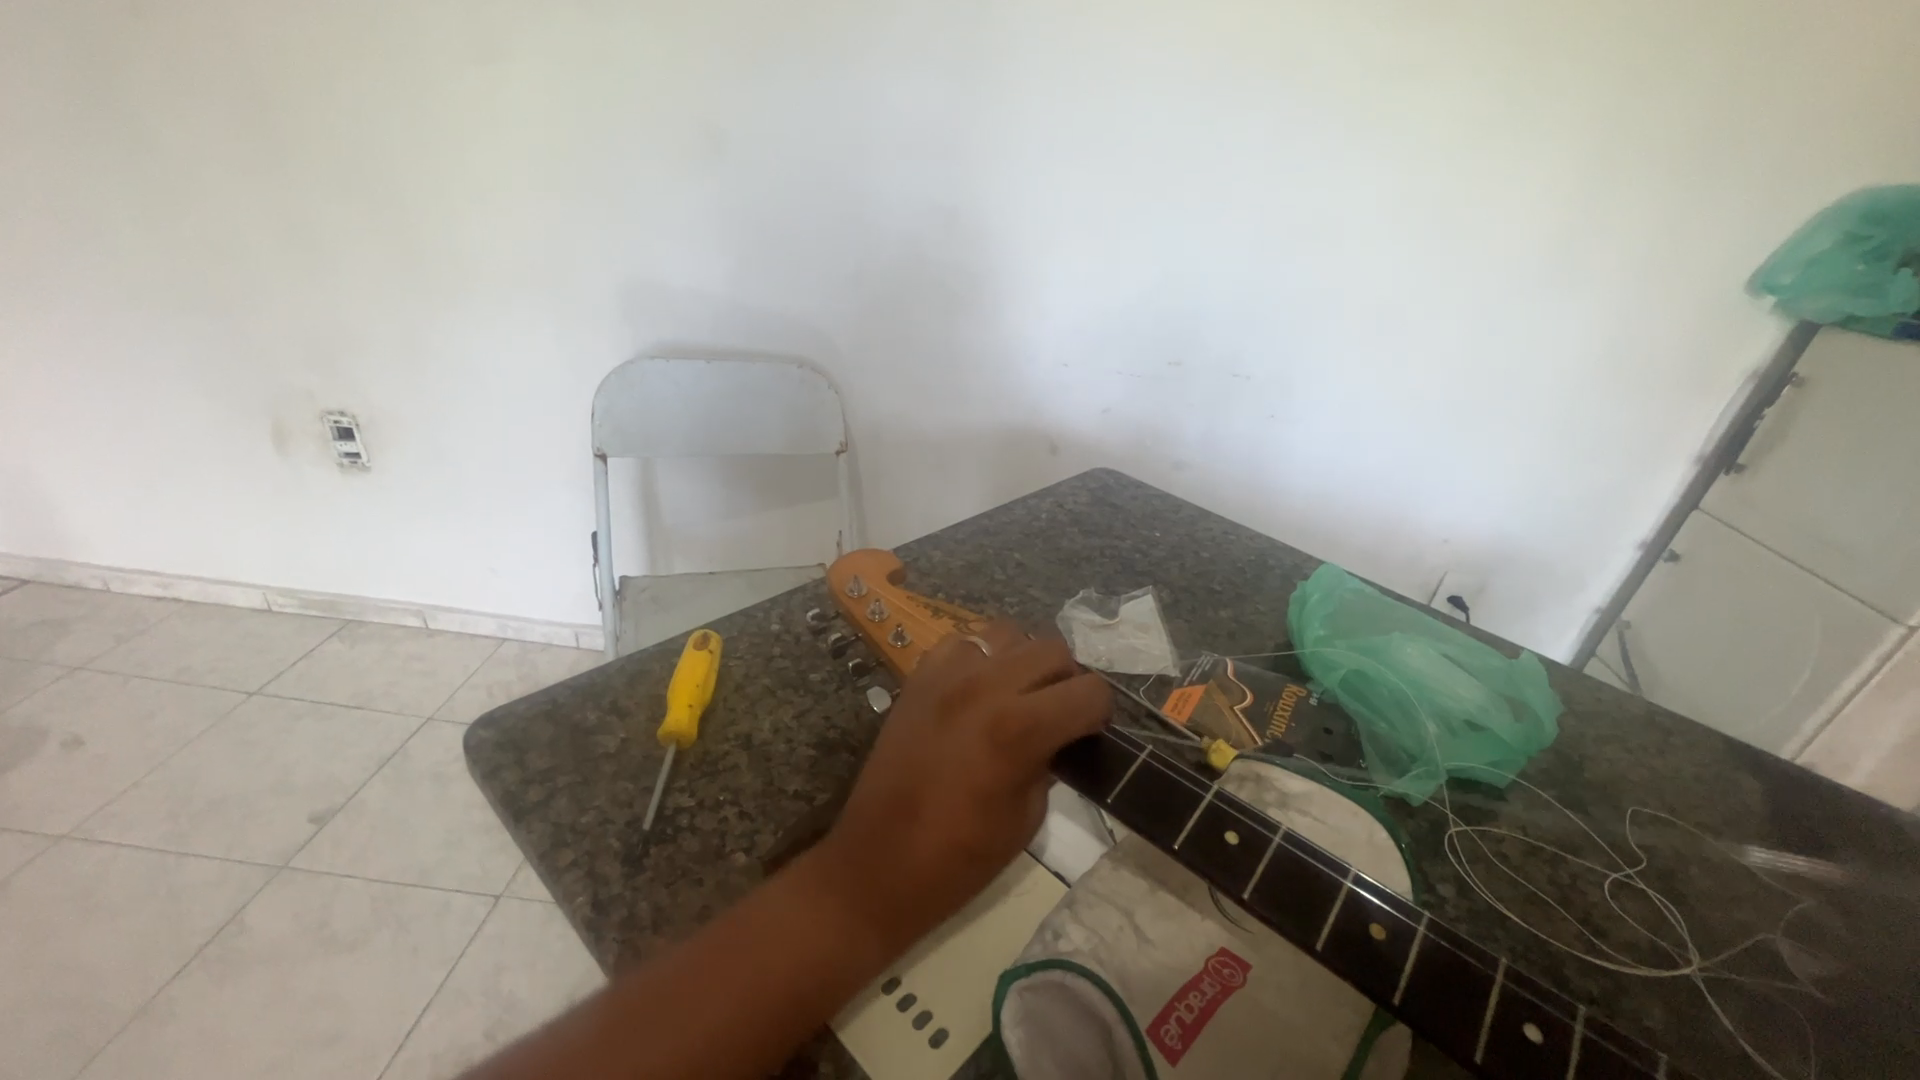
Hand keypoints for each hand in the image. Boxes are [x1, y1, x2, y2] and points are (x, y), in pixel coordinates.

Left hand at [812, 623, 1112, 954]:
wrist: (879, 863)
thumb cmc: (960, 858)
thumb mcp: (1027, 817)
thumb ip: (1049, 762)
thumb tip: (1060, 736)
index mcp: (1018, 729)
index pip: (1089, 692)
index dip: (1100, 714)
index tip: (1091, 733)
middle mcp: (984, 687)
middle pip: (1053, 649)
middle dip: (1067, 681)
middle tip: (1059, 715)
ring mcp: (946, 676)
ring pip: (1008, 634)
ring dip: (1024, 661)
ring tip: (1019, 696)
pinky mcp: (918, 678)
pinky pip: (962, 642)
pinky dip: (981, 659)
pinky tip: (978, 691)